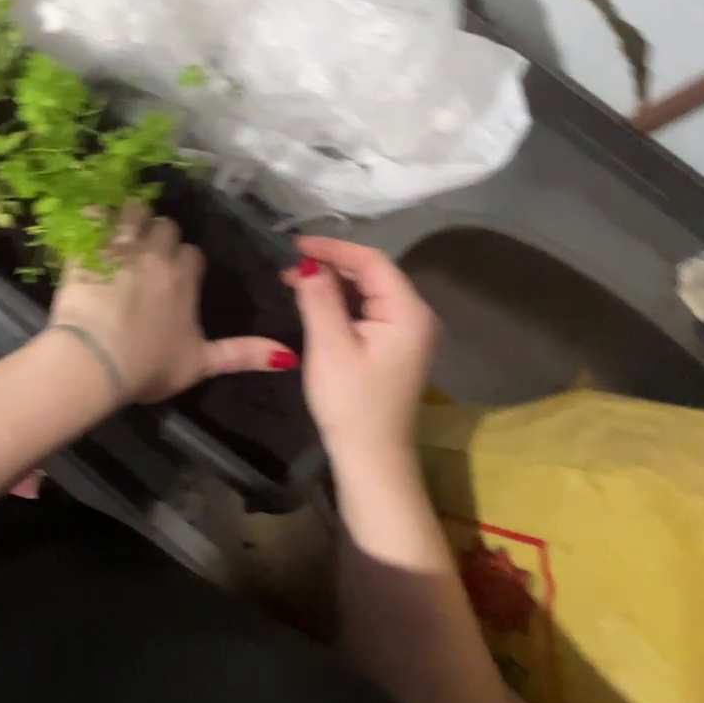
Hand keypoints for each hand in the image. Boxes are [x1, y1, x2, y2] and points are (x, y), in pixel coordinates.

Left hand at [48, 203, 294, 404]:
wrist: (95, 362)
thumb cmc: (146, 367)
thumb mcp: (198, 366)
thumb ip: (240, 354)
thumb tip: (289, 354)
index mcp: (185, 280)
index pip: (194, 254)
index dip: (184, 263)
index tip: (175, 277)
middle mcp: (157, 256)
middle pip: (165, 226)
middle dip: (158, 236)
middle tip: (144, 255)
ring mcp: (120, 248)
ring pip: (133, 211)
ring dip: (129, 218)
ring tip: (118, 233)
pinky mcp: (85, 248)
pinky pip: (93, 215)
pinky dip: (92, 215)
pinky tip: (88, 222)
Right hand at [284, 236, 438, 458]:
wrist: (371, 457)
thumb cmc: (350, 402)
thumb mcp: (329, 346)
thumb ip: (319, 299)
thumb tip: (307, 264)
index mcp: (407, 311)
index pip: (371, 261)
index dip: (333, 248)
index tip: (293, 245)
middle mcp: (414, 316)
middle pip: (373, 274)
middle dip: (331, 265)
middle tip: (288, 266)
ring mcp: (406, 333)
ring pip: (368, 292)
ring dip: (333, 284)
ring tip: (295, 281)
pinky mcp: (393, 348)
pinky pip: (367, 311)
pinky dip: (341, 303)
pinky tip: (315, 304)